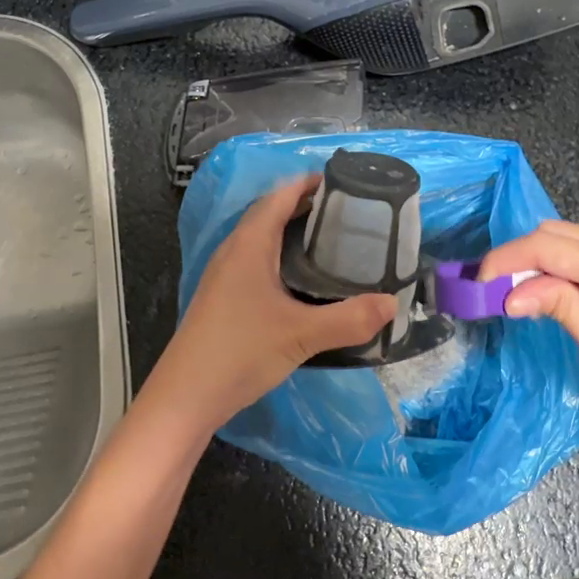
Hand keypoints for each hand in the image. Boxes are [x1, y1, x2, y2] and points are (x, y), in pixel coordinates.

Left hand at [139, 177, 397, 433]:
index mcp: (250, 243)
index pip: (281, 195)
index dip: (311, 183)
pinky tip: (305, 282)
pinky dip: (284, 257)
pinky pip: (259, 261)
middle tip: (352, 215)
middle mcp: (235, 249)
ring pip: (265, 238)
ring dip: (295, 233)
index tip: (348, 184)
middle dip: (308, 207)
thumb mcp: (302, 335)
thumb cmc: (240, 351)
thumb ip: (349, 319)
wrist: (186, 395)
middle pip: (273, 212)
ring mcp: (226, 274)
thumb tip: (392, 304)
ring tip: (335, 244)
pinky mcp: (225, 296)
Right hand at [480, 220, 578, 461]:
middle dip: (522, 256)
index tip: (480, 283)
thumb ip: (562, 310)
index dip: (508, 259)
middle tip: (497, 293)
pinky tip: (560, 292)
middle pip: (561, 231)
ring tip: (522, 295)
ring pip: (578, 237)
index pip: (550, 246)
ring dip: (544, 259)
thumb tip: (513, 292)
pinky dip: (569, 264)